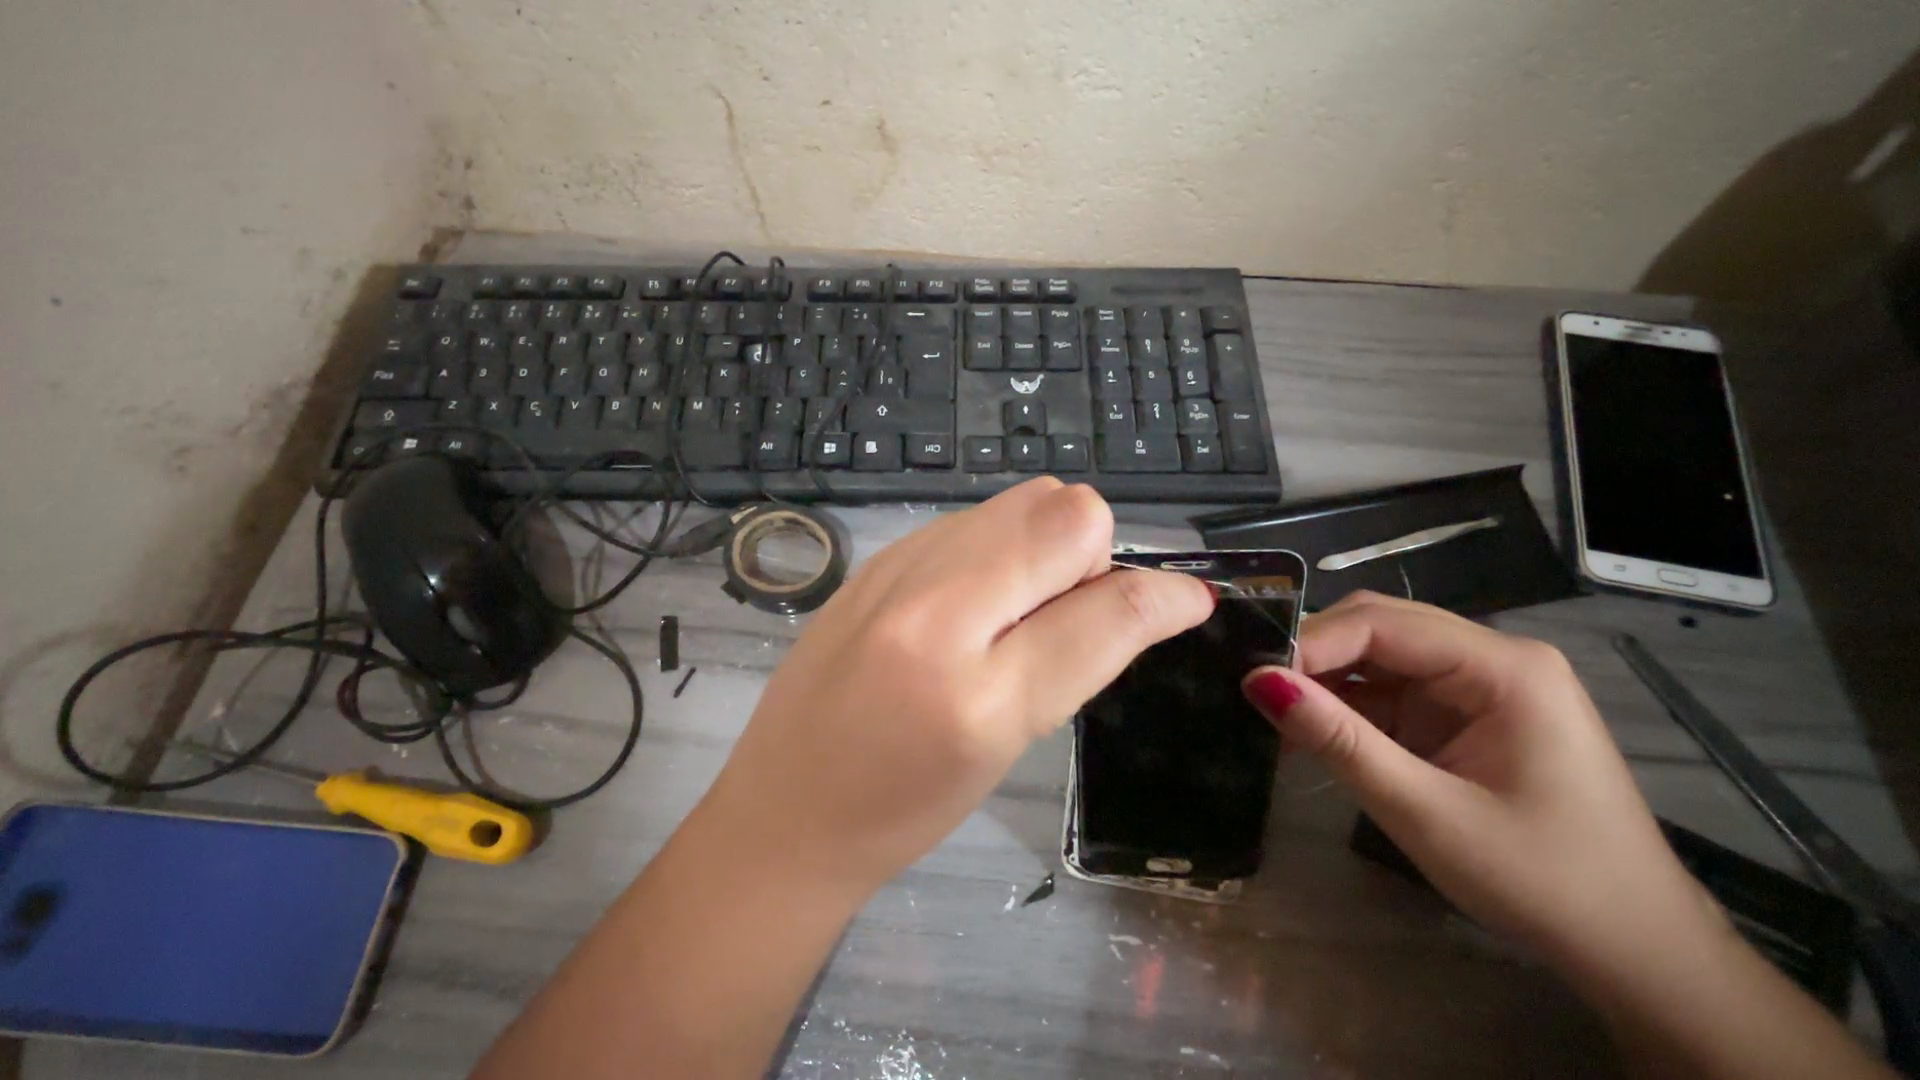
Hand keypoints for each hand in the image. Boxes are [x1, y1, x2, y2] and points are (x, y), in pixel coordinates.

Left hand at [699, 478, 1214, 890]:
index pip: (1106, 611)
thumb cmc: (904, 807)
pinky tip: (974, 598)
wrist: (786, 809)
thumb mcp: (1006, 748)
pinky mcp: (876, 559)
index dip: (1165, 597)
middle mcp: (936, 616)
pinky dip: (999, 546)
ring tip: (1020, 606)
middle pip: (1066, 514)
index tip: (1190, 600)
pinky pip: (971, 518)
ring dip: (1047, 542)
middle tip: (1067, 610)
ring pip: (1022, 501)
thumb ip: (1074, 658)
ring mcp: (898, 575)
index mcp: (980, 696)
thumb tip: (1142, 597)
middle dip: (1095, 553)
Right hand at [1240, 592, 1711, 979]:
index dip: (1312, 642)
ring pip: (1382, 660)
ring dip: (1327, 684)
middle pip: (1382, 629)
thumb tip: (1257, 681)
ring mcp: (1482, 688)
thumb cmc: (1539, 879)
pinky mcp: (1468, 718)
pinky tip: (1310, 733)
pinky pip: (1395, 694)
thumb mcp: (1425, 811)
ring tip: (1269, 716)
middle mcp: (1494, 660)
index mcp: (1504, 667)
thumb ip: (1341, 741)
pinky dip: (1350, 711)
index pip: (1384, 623)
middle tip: (1252, 691)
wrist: (1631, 947)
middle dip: (1315, 655)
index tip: (1250, 677)